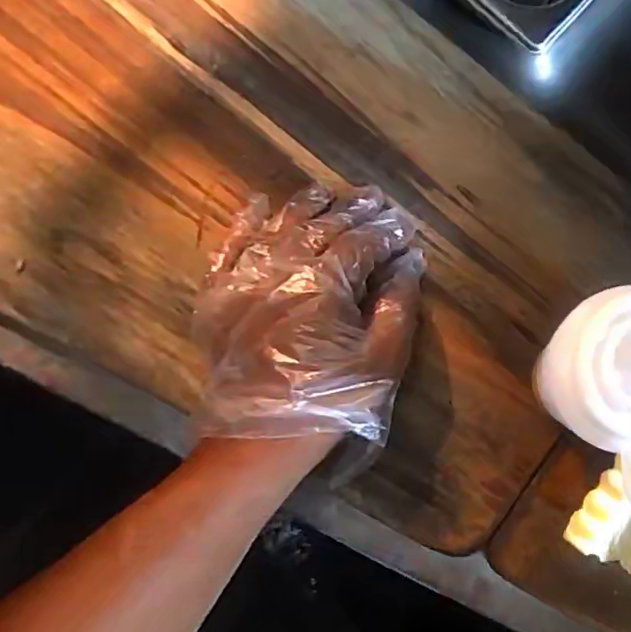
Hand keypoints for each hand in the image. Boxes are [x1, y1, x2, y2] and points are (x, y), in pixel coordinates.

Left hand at [193, 183, 424, 470]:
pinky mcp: (220, 297)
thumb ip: (397, 306)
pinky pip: (230, 248)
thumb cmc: (332, 401)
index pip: (361, 243)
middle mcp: (282, 271)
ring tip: (328, 191)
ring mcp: (245, 280)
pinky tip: (257, 204)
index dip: (387, 231)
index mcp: (324, 286)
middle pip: (321, 226)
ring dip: (306, 205)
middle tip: (376, 198)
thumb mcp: (382, 360)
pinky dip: (244, 223)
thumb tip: (410, 263)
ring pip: (277, 226)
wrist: (259, 440)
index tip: (407, 225)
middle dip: (352, 209)